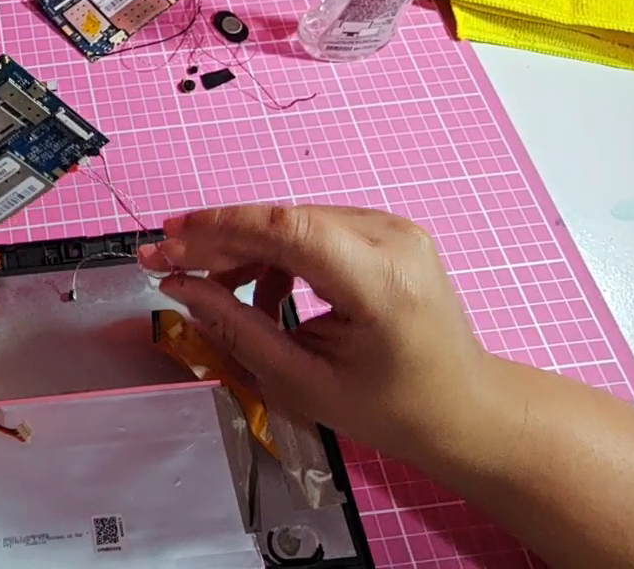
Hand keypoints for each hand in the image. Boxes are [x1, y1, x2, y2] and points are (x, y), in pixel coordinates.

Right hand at [138, 204, 496, 464]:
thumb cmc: (394, 410)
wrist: (469, 411)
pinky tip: (258, 289)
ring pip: (289, 222)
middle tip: (164, 258)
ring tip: (207, 285)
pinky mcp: (381, 230)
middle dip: (216, 239)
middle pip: (282, 221)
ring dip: (240, 249)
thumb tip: (178, 285)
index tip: (167, 242)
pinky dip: (272, 254)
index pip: (288, 231)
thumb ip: (237, 327)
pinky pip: (308, 230)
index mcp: (384, 279)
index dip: (219, 229)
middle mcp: (391, 237)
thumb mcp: (305, 381)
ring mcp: (390, 227)